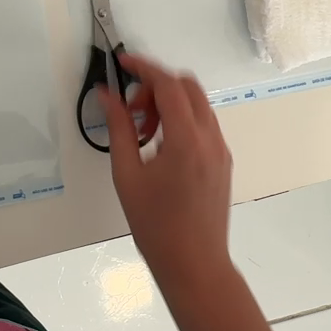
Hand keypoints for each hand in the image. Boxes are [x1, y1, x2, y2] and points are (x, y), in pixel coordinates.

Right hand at [102, 54, 233, 279]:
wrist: (195, 266)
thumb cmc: (155, 225)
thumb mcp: (127, 174)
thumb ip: (118, 128)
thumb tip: (106, 95)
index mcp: (186, 140)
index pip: (168, 85)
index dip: (143, 67)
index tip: (121, 64)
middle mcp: (210, 139)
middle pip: (187, 86)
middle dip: (157, 85)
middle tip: (132, 108)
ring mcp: (221, 150)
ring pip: (197, 103)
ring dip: (169, 102)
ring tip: (143, 131)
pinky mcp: (223, 162)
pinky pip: (203, 123)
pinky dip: (181, 119)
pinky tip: (160, 146)